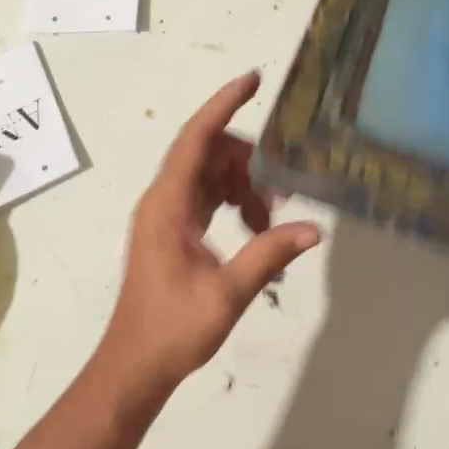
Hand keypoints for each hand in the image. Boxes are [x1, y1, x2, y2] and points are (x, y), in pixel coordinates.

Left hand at [101, 72, 321, 386]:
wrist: (134, 368)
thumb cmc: (172, 329)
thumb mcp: (227, 293)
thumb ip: (268, 254)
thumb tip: (313, 228)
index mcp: (168, 203)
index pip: (196, 137)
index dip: (223, 103)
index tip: (253, 79)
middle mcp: (164, 199)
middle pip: (208, 153)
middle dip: (248, 160)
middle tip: (282, 184)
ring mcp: (167, 214)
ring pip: (211, 174)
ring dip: (244, 185)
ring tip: (270, 218)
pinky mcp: (174, 230)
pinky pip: (208, 195)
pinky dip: (234, 200)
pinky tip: (257, 227)